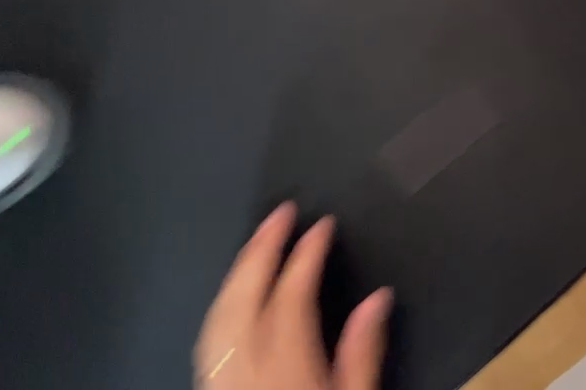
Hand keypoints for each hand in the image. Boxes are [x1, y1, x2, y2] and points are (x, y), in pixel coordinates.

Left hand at [195, 203, 391, 389]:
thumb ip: (363, 356)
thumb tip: (377, 299)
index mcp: (287, 377)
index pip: (290, 301)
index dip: (305, 257)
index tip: (321, 225)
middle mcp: (245, 382)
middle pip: (242, 306)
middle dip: (259, 253)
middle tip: (280, 213)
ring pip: (215, 325)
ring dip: (235, 277)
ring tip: (256, 243)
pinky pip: (207, 346)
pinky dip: (221, 309)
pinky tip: (234, 298)